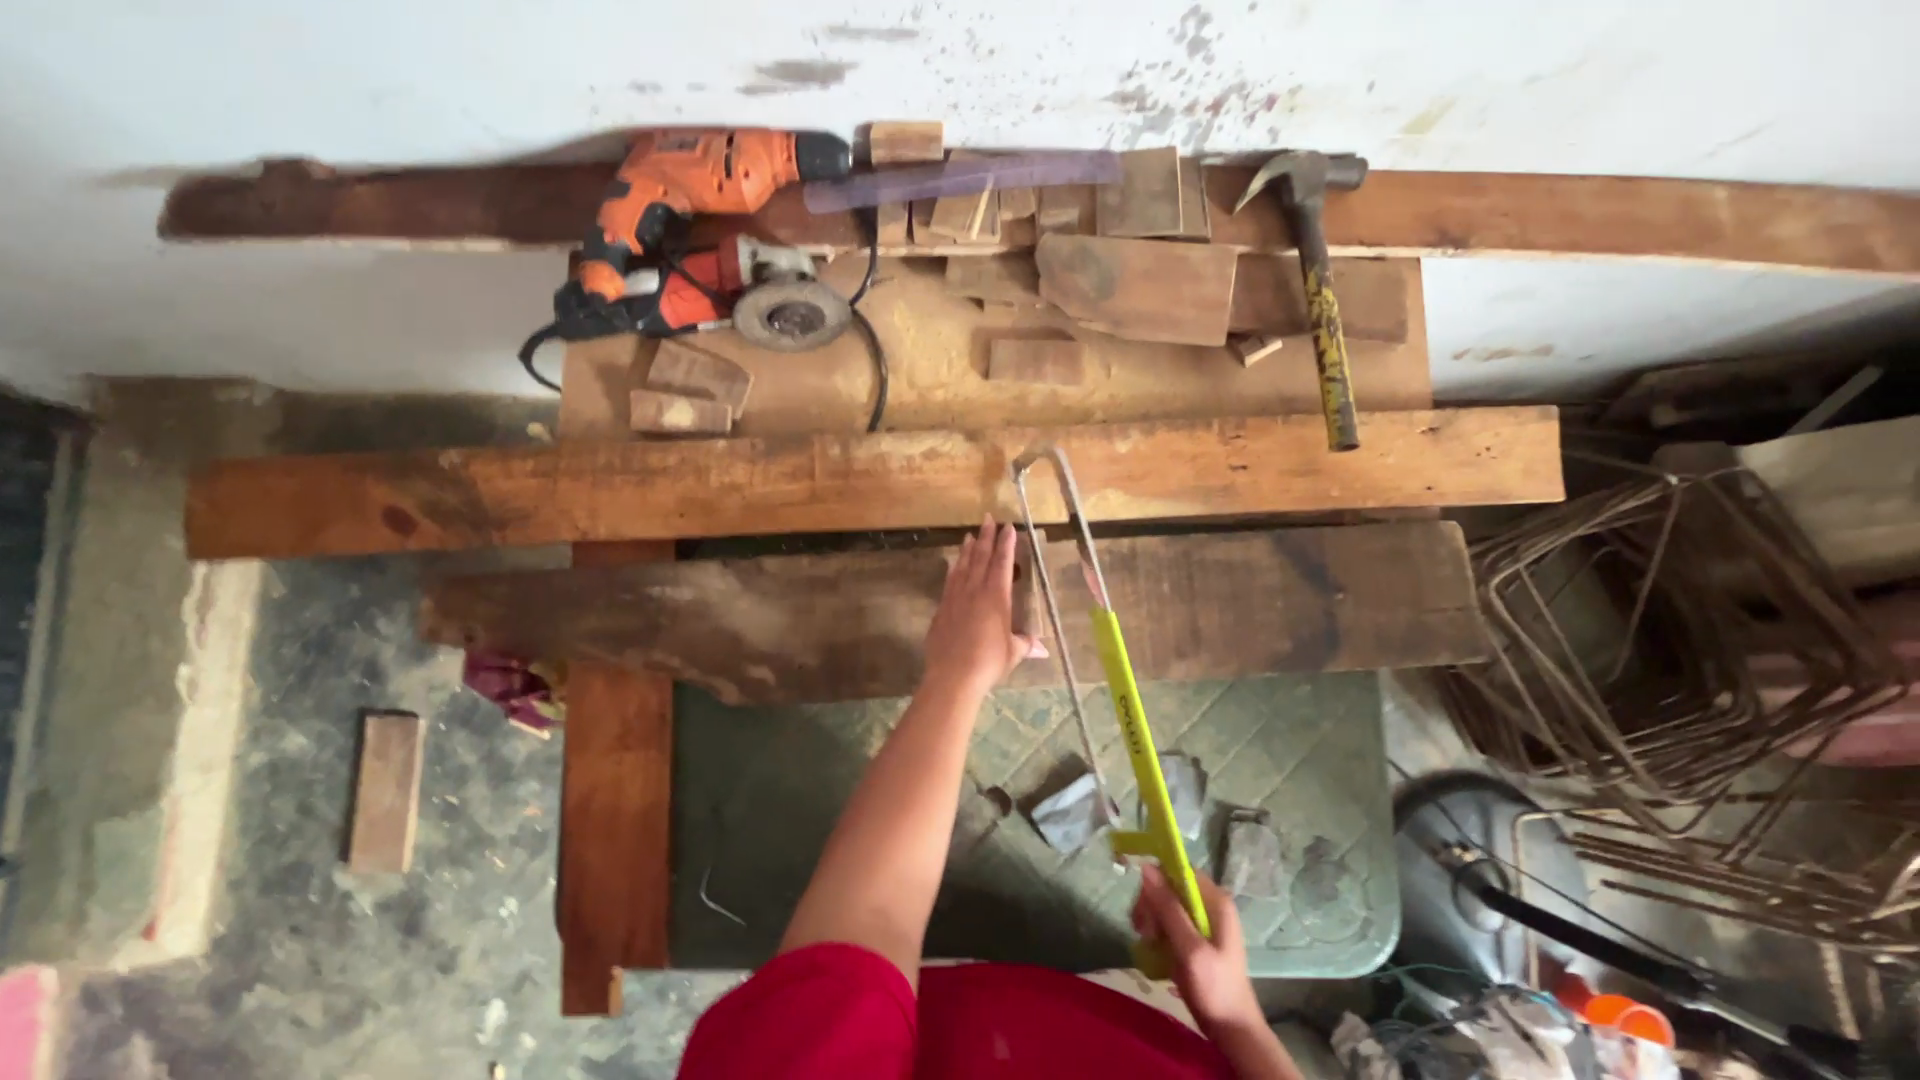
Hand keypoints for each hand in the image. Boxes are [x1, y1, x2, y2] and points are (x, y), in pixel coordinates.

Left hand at [921, 516, 1044, 695]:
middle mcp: (975, 591)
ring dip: (968, 550)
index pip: (1002, 563)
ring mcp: (955, 598)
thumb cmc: (989, 662)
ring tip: (970, 536)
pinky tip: (954, 565)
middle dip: (986, 537)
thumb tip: (1041, 649)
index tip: (1008, 527)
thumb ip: (1025, 644)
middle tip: (988, 519)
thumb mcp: (1013, 653)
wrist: (953, 675)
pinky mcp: (942, 609)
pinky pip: (949, 582)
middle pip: (981, 558)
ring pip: (963, 567)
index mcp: (997, 597)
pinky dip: (954, 570)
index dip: (1006, 544)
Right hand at [1133, 864, 1261, 1034]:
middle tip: (1144, 929)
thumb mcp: (1190, 948)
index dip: (1157, 879)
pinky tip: (1150, 946)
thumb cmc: (1214, 988)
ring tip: (1147, 940)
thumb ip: (1169, 908)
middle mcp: (1209, 905)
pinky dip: (1155, 930)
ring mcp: (1201, 922)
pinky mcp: (1192, 938)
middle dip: (1151, 904)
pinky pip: (1166, 921)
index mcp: (1215, 901)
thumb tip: (1147, 868)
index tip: (1141, 901)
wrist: (1231, 1029)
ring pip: (1164, 904)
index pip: (1180, 870)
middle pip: (1169, 886)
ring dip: (1150, 918)